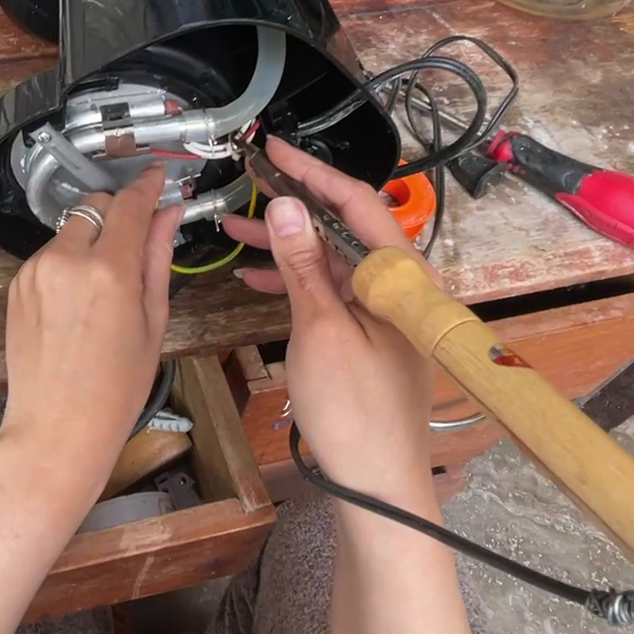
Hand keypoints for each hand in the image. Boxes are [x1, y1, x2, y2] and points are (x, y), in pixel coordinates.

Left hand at [0, 167, 184, 500]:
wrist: (57, 429)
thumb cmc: (115, 388)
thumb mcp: (152, 322)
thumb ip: (157, 258)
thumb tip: (168, 215)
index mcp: (108, 271)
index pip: (128, 204)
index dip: (146, 186)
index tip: (157, 178)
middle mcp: (65, 261)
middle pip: (95, 206)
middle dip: (117, 214)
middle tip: (134, 246)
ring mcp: (34, 271)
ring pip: (71, 230)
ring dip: (92, 241)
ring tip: (104, 290)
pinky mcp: (17, 284)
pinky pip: (50, 255)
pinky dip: (69, 263)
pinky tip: (78, 304)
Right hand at [222, 138, 437, 492]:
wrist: (377, 484)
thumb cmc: (356, 411)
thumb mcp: (320, 328)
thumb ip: (302, 263)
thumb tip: (284, 205)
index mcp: (398, 275)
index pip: (355, 202)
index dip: (312, 171)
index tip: (275, 150)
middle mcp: (395, 283)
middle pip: (341, 224)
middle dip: (293, 201)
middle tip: (251, 179)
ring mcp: (379, 307)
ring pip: (328, 256)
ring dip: (284, 241)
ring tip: (235, 227)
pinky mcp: (363, 329)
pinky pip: (326, 288)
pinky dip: (292, 278)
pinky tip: (256, 276)